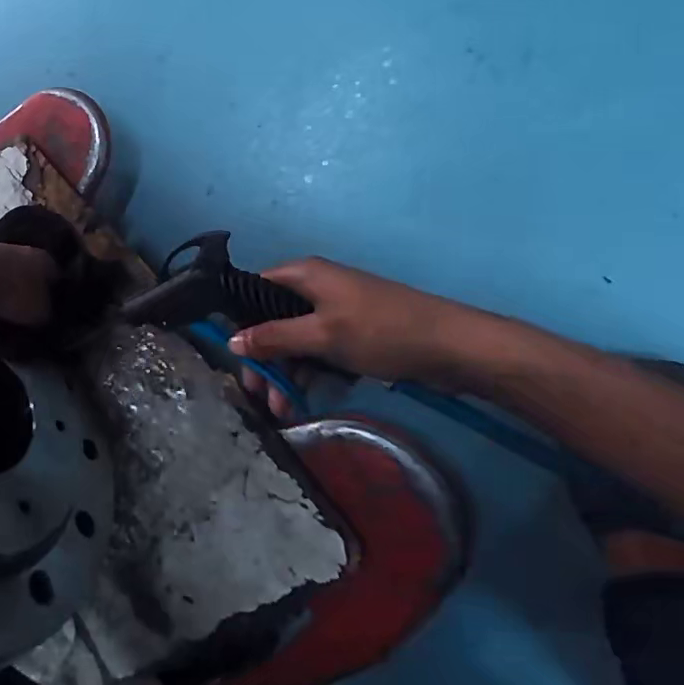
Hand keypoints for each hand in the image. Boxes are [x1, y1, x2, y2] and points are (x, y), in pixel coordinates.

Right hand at [228, 257, 520, 415]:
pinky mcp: (353, 332)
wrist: (452, 347)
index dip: (240, 322)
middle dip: (265, 359)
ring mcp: (336, 310)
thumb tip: (231, 341)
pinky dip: (311, 373)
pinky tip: (307, 399)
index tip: (235, 359)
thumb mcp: (322, 336)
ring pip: (296, 340)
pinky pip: (319, 350)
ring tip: (284, 409)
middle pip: (273, 321)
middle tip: (261, 396)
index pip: (254, 291)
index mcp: (303, 275)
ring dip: (287, 373)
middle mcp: (315, 287)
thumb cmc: (380, 332)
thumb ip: (273, 338)